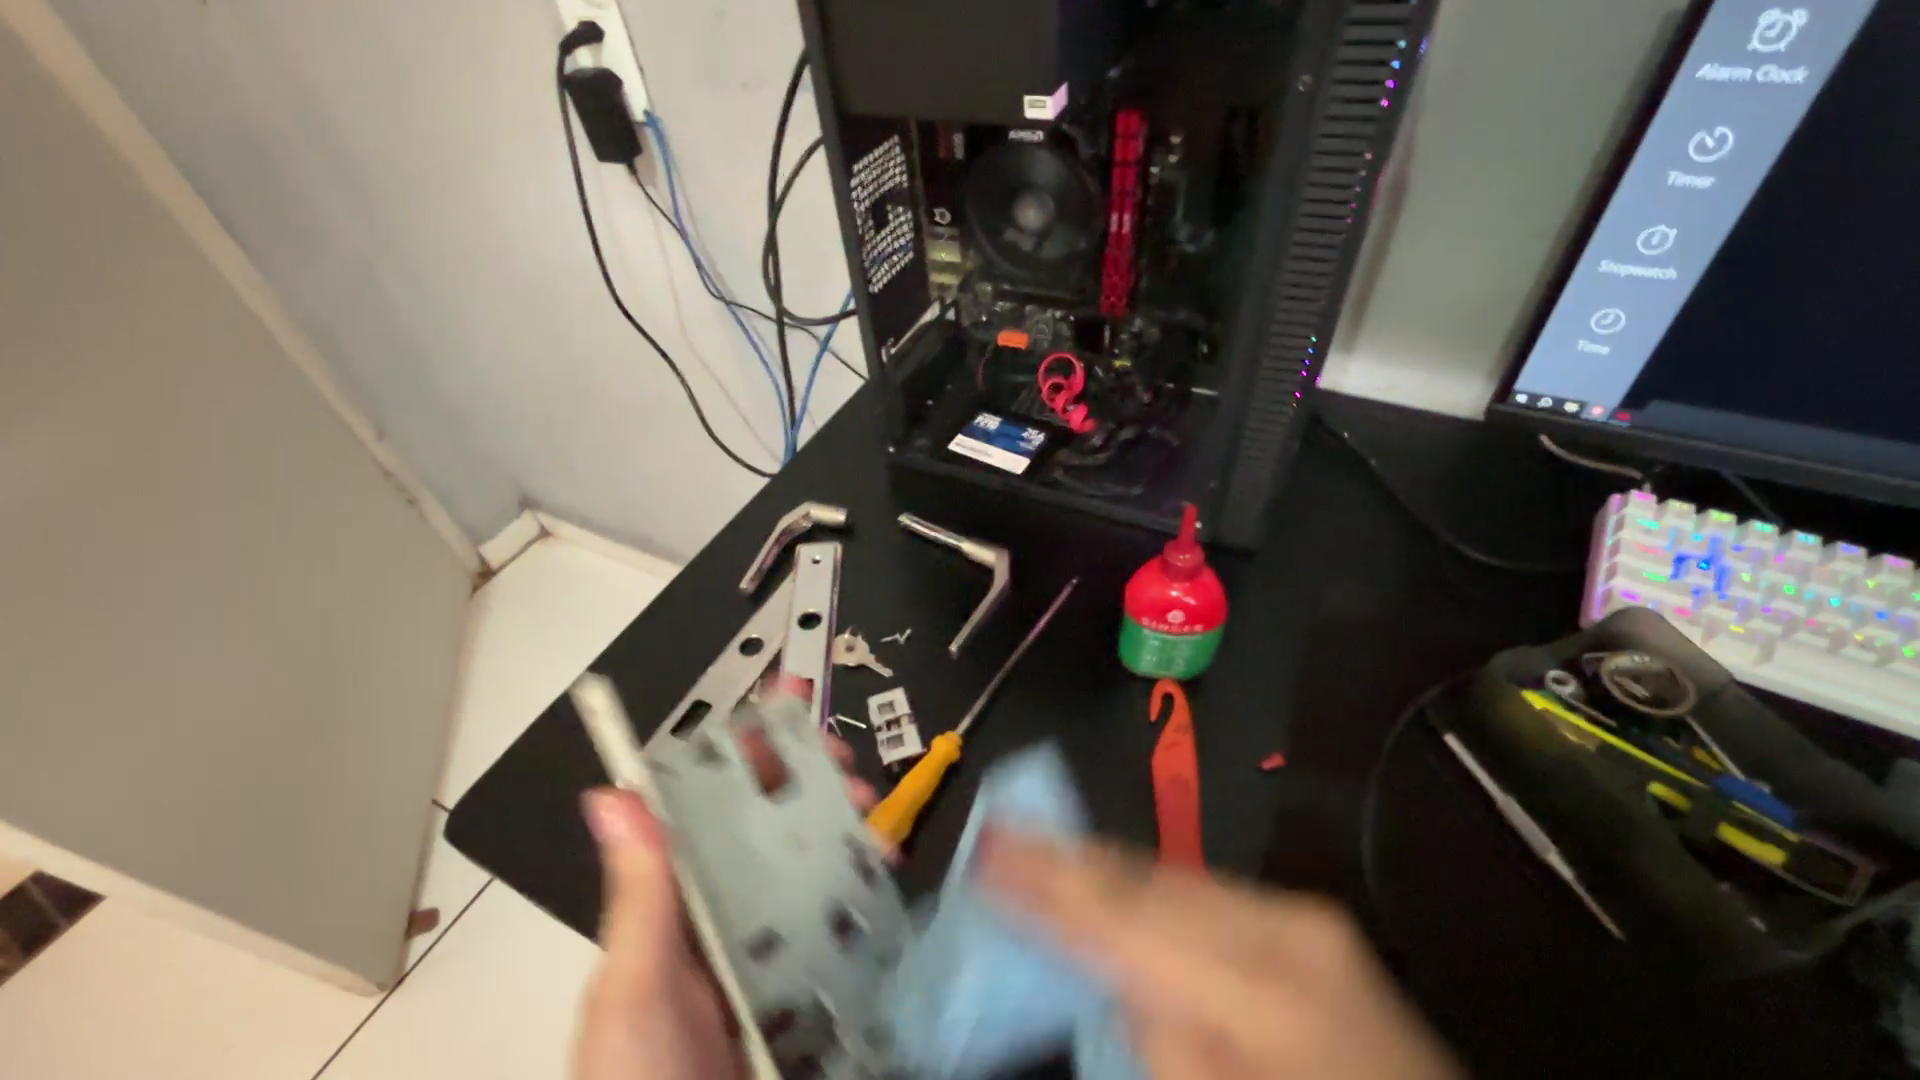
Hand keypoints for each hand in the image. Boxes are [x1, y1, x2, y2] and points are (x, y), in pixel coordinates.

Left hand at [573, 725, 875, 1079]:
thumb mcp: (636, 990)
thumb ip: (638, 898)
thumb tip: (610, 793)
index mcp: (677, 908)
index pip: (710, 811)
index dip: (743, 754)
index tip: (784, 709)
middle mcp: (726, 920)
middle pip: (769, 830)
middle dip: (807, 782)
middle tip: (844, 762)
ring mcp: (772, 956)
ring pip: (811, 871)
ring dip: (843, 829)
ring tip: (872, 816)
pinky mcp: (811, 992)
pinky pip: (841, 929)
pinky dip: (865, 893)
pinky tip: (884, 873)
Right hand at [980, 834, 1461, 1079]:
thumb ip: (1161, 1042)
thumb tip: (1122, 982)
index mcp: (1264, 988)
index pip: (1125, 919)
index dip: (1049, 883)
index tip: (988, 851)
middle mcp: (1285, 928)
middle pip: (1148, 881)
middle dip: (1067, 861)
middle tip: (998, 837)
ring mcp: (1305, 920)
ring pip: (1175, 877)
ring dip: (1101, 867)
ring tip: (1035, 848)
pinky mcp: (1310, 928)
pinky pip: (1205, 894)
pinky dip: (1147, 886)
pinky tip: (1108, 877)